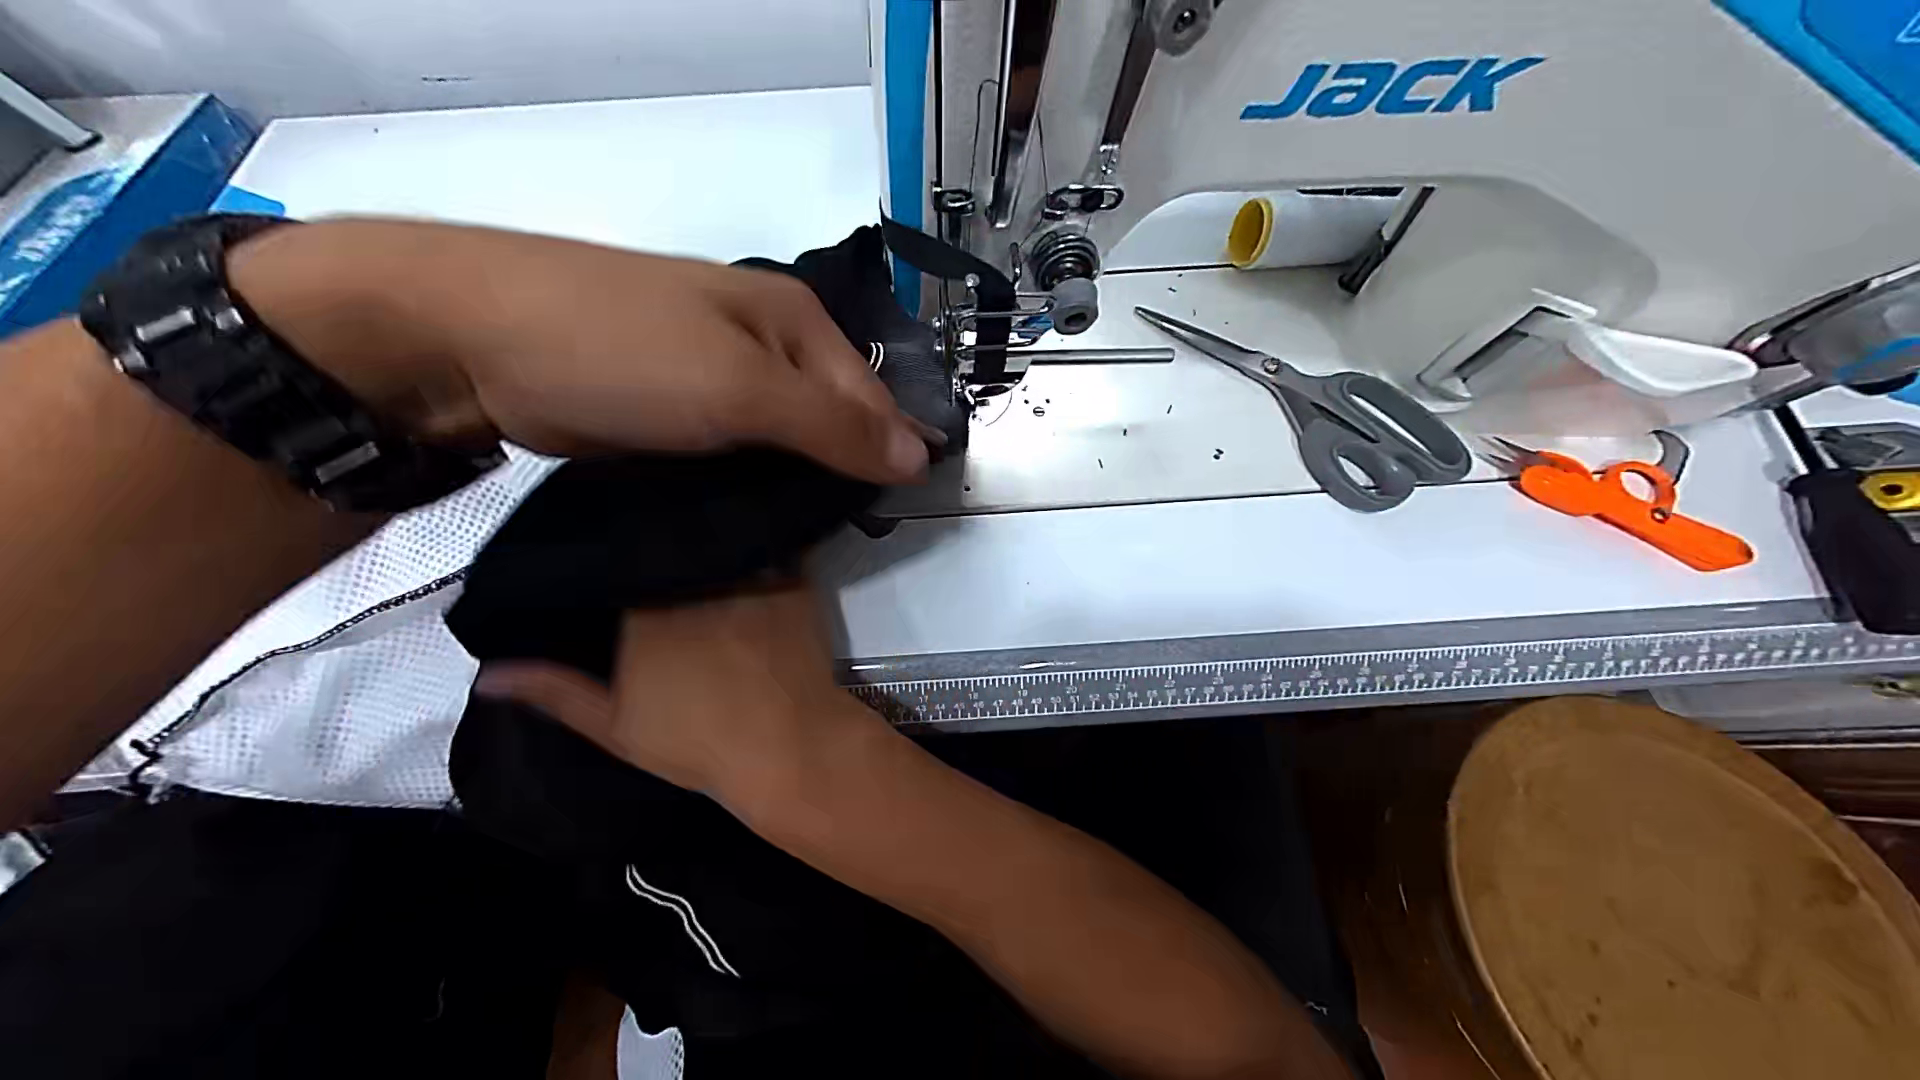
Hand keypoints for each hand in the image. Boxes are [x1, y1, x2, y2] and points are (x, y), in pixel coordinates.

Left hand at [228, 219, 930, 483]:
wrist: (468, 339)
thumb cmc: (621, 351)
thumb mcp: (741, 388)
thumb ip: (834, 426)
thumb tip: (923, 458)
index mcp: (794, 320)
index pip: (870, 398)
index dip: (886, 455)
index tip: (886, 519)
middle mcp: (764, 342)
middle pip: (829, 419)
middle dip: (839, 473)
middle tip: (841, 537)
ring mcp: (716, 374)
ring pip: (783, 440)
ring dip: (793, 483)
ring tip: (802, 538)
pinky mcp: (677, 409)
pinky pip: (737, 452)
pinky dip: (750, 484)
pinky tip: (756, 519)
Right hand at [471, 583, 890, 805]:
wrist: (786, 749)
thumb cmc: (698, 744)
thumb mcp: (616, 728)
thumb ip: (555, 694)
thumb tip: (489, 674)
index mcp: (644, 617)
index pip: (629, 575)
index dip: (634, 578)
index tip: (640, 582)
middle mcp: (694, 590)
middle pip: (678, 559)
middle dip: (675, 561)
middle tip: (683, 574)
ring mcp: (747, 584)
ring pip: (722, 551)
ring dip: (717, 553)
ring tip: (715, 555)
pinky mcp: (792, 586)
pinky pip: (774, 554)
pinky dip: (766, 555)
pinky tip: (760, 559)